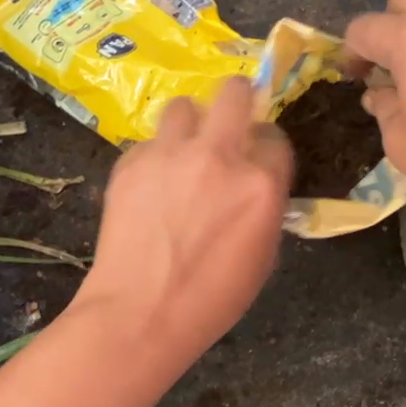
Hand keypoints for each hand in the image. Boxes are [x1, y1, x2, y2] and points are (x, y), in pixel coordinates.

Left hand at [72, 77, 292, 359]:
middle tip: (230, 118)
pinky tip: (150, 186)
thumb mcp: (262, 256)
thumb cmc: (211, 299)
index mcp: (260, 184)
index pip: (274, 137)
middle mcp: (218, 156)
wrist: (140, 313)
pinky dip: (155, 157)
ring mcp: (170, 154)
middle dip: (237, 99)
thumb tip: (256, 182)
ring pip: (183, 105)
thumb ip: (264, 206)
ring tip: (183, 149)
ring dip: (189, 123)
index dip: (266, 147)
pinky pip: (149, 142)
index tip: (257, 158)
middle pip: (233, 93)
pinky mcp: (131, 161)